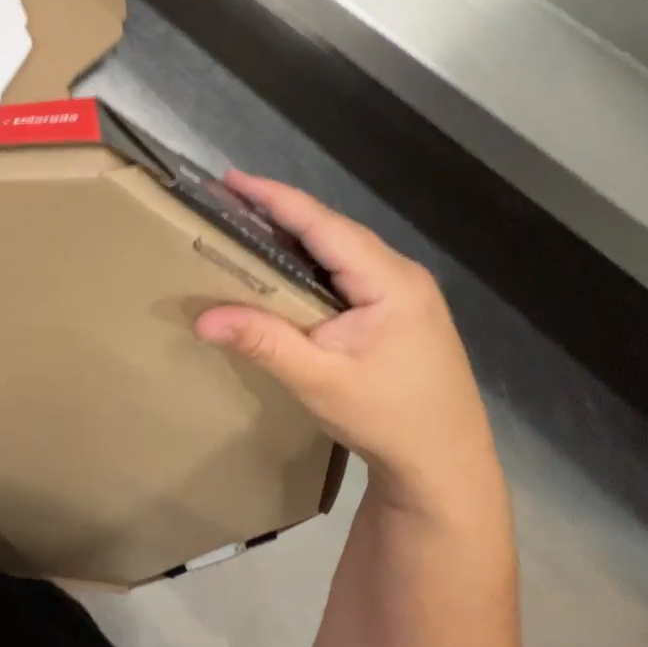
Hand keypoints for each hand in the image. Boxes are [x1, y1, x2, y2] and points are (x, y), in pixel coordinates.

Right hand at [194, 172, 499, 516]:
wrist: (446, 467)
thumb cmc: (388, 419)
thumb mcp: (319, 382)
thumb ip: (263, 342)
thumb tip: (201, 318)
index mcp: (391, 283)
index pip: (324, 225)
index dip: (276, 198)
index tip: (229, 179)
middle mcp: (402, 275)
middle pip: (333, 227)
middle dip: (279, 208)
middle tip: (225, 198)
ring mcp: (405, 290)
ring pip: (340, 245)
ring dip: (294, 230)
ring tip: (244, 220)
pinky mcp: (399, 307)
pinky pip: (346, 265)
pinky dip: (309, 254)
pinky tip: (281, 260)